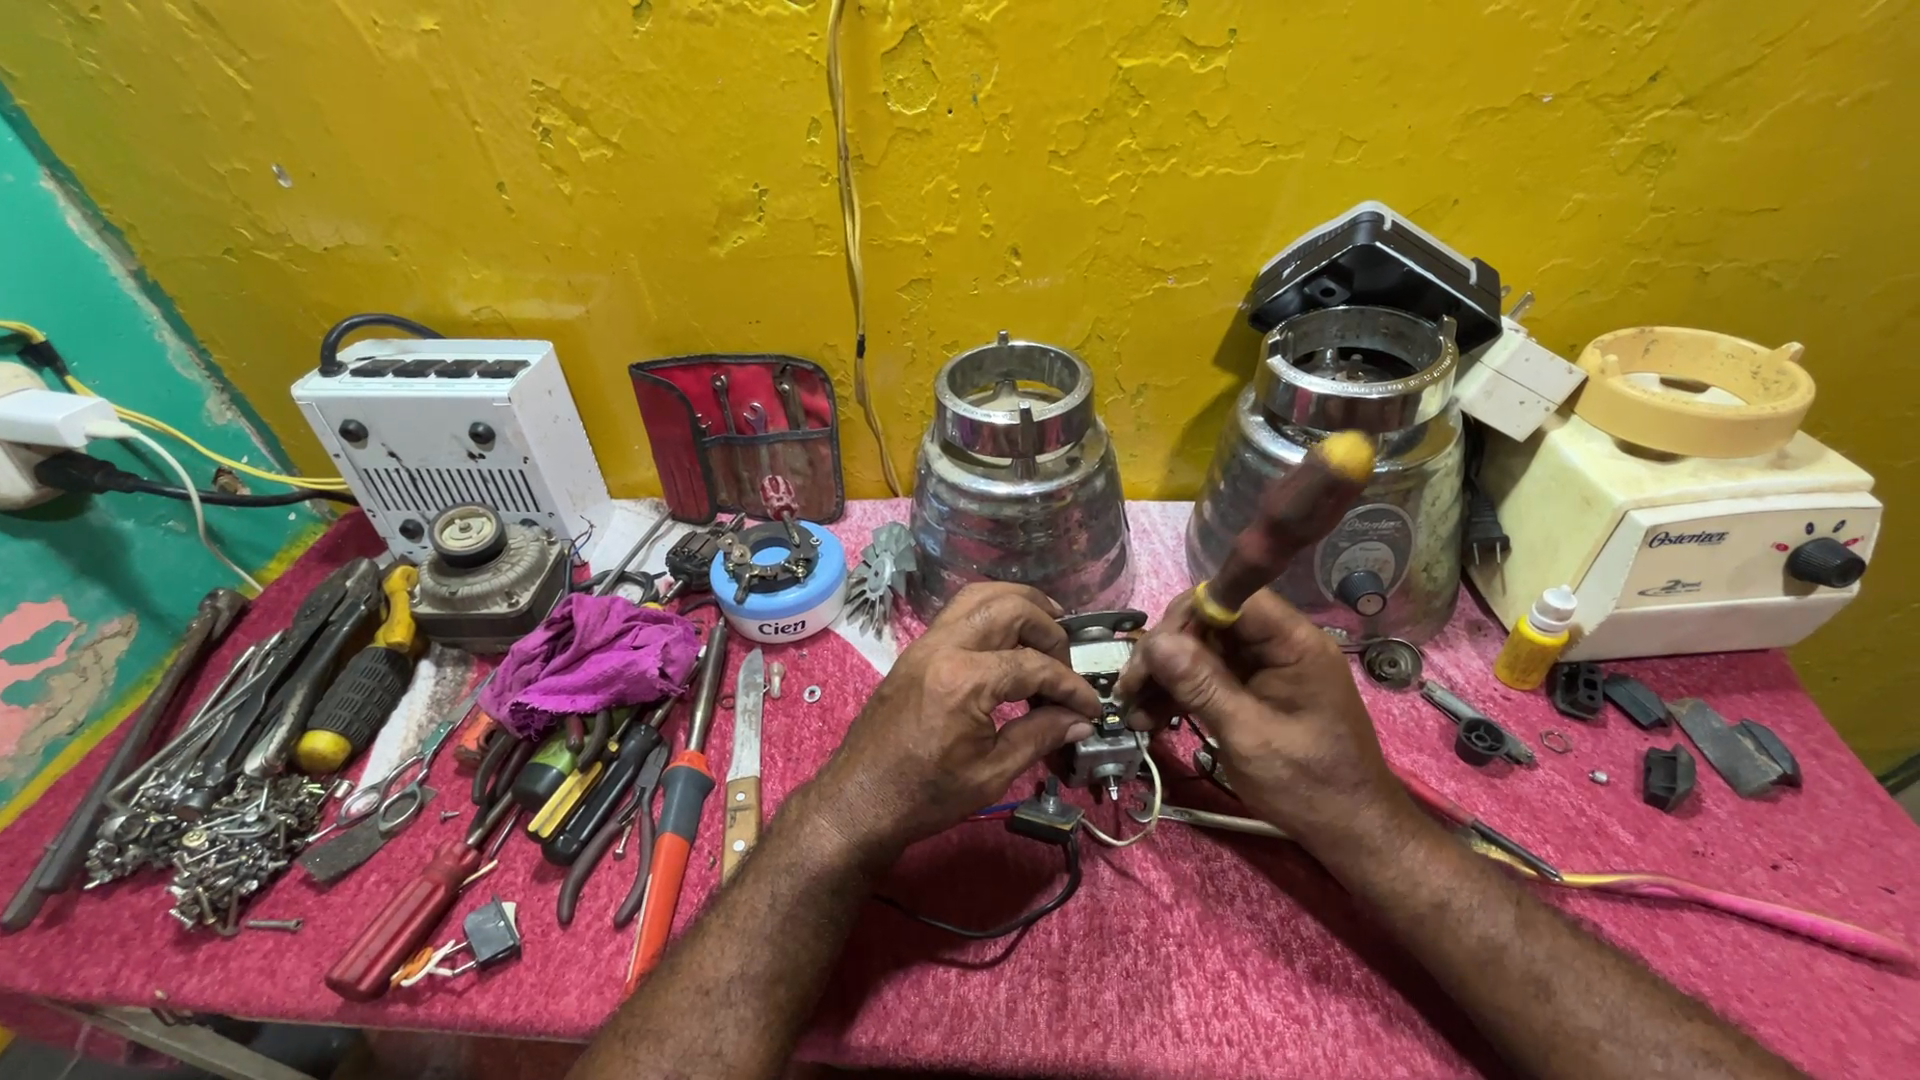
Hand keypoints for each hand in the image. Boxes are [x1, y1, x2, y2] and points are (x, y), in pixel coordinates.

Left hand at [808, 583, 1100, 866]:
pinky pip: (959, 613)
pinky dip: (991, 613)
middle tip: (1065, 663)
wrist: (859, 801)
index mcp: (964, 680)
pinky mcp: (915, 651)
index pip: (1035, 666)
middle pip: (1010, 607)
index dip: (1071, 686)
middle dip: (1048, 629)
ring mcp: (925, 644)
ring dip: (1019, 605)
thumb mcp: (991, 773)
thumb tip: (1081, 720)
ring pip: (979, 596)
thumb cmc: (925, 796)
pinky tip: (1009, 640)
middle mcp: (943, 647)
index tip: (1091, 707)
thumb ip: (1039, 736)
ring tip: (1047, 628)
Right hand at [1115, 590, 1413, 851]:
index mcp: (1293, 643)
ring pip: (1201, 650)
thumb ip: (1201, 684)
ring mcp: (1265, 668)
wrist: (1350, 830)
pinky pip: (1208, 677)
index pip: (1233, 597)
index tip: (1153, 651)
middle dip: (1166, 651)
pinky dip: (1178, 694)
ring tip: (1132, 709)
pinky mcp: (1254, 691)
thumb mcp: (1248, 735)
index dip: (1187, 614)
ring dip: (1164, 676)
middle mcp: (1279, 645)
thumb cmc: (1309, 784)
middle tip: (1130, 686)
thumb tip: (1156, 641)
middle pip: (1210, 622)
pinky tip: (1149, 718)